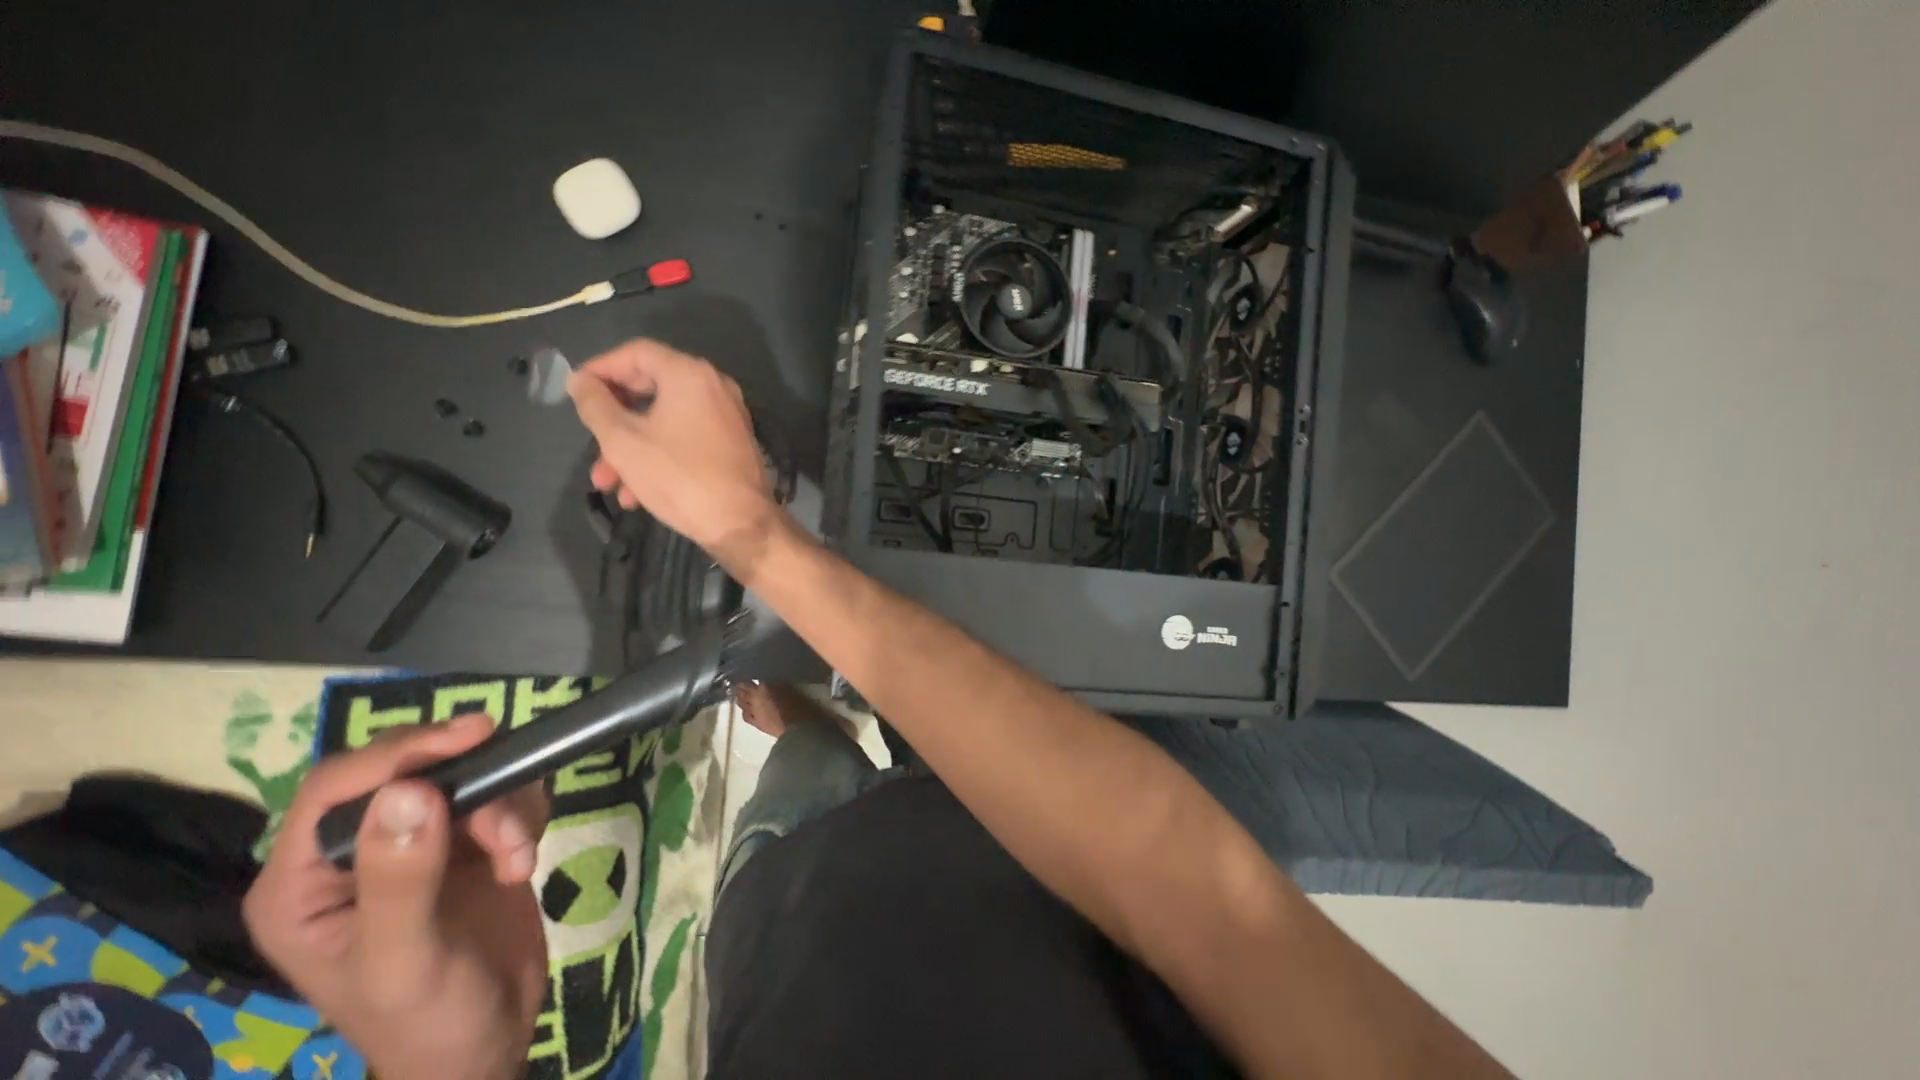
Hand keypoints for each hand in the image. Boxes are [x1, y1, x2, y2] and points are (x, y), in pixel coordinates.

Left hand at [244, 715, 548, 1079]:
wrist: (489, 1047)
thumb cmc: (425, 1020)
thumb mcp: (404, 961)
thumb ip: (400, 880)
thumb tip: (409, 789)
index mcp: (303, 882)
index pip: (335, 789)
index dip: (396, 755)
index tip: (467, 737)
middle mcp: (353, 853)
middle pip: (404, 772)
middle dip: (464, 783)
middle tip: (509, 801)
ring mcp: (416, 845)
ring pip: (461, 781)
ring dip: (501, 808)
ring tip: (517, 858)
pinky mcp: (467, 846)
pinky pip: (498, 798)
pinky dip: (521, 817)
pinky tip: (523, 862)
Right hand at [569, 339, 781, 565]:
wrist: (740, 524)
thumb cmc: (678, 476)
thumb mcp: (623, 440)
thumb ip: (595, 405)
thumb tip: (580, 380)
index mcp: (689, 374)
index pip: (636, 352)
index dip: (601, 368)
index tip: (576, 390)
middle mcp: (713, 386)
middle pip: (650, 389)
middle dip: (612, 420)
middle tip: (587, 440)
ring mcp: (726, 416)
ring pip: (664, 422)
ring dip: (630, 449)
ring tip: (606, 482)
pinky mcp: (731, 444)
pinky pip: (685, 440)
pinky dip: (658, 457)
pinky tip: (636, 495)